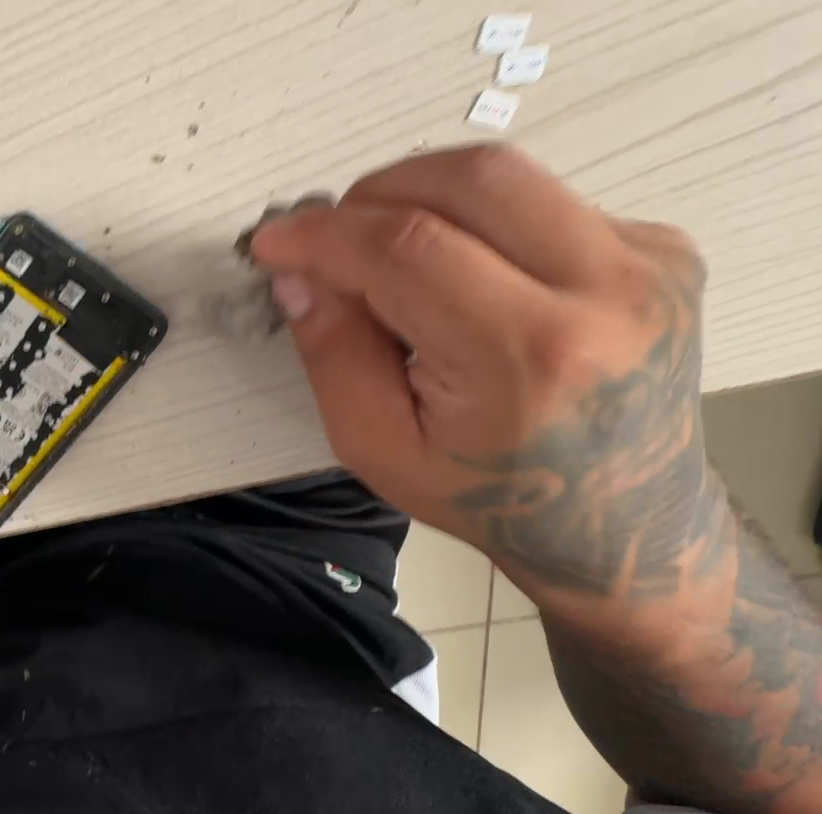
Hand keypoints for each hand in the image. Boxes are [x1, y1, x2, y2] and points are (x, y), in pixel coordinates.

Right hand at [248, 144, 721, 605]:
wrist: (617, 516)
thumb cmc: (485, 494)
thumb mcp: (377, 446)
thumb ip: (334, 356)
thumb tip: (300, 276)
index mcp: (525, 355)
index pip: (408, 250)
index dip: (326, 234)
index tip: (275, 240)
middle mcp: (605, 288)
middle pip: (474, 180)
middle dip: (375, 193)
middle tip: (328, 238)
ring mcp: (647, 260)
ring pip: (510, 177)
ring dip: (420, 199)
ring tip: (378, 256)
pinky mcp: (658, 248)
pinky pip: (539, 203)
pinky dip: (470, 223)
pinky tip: (453, 281)